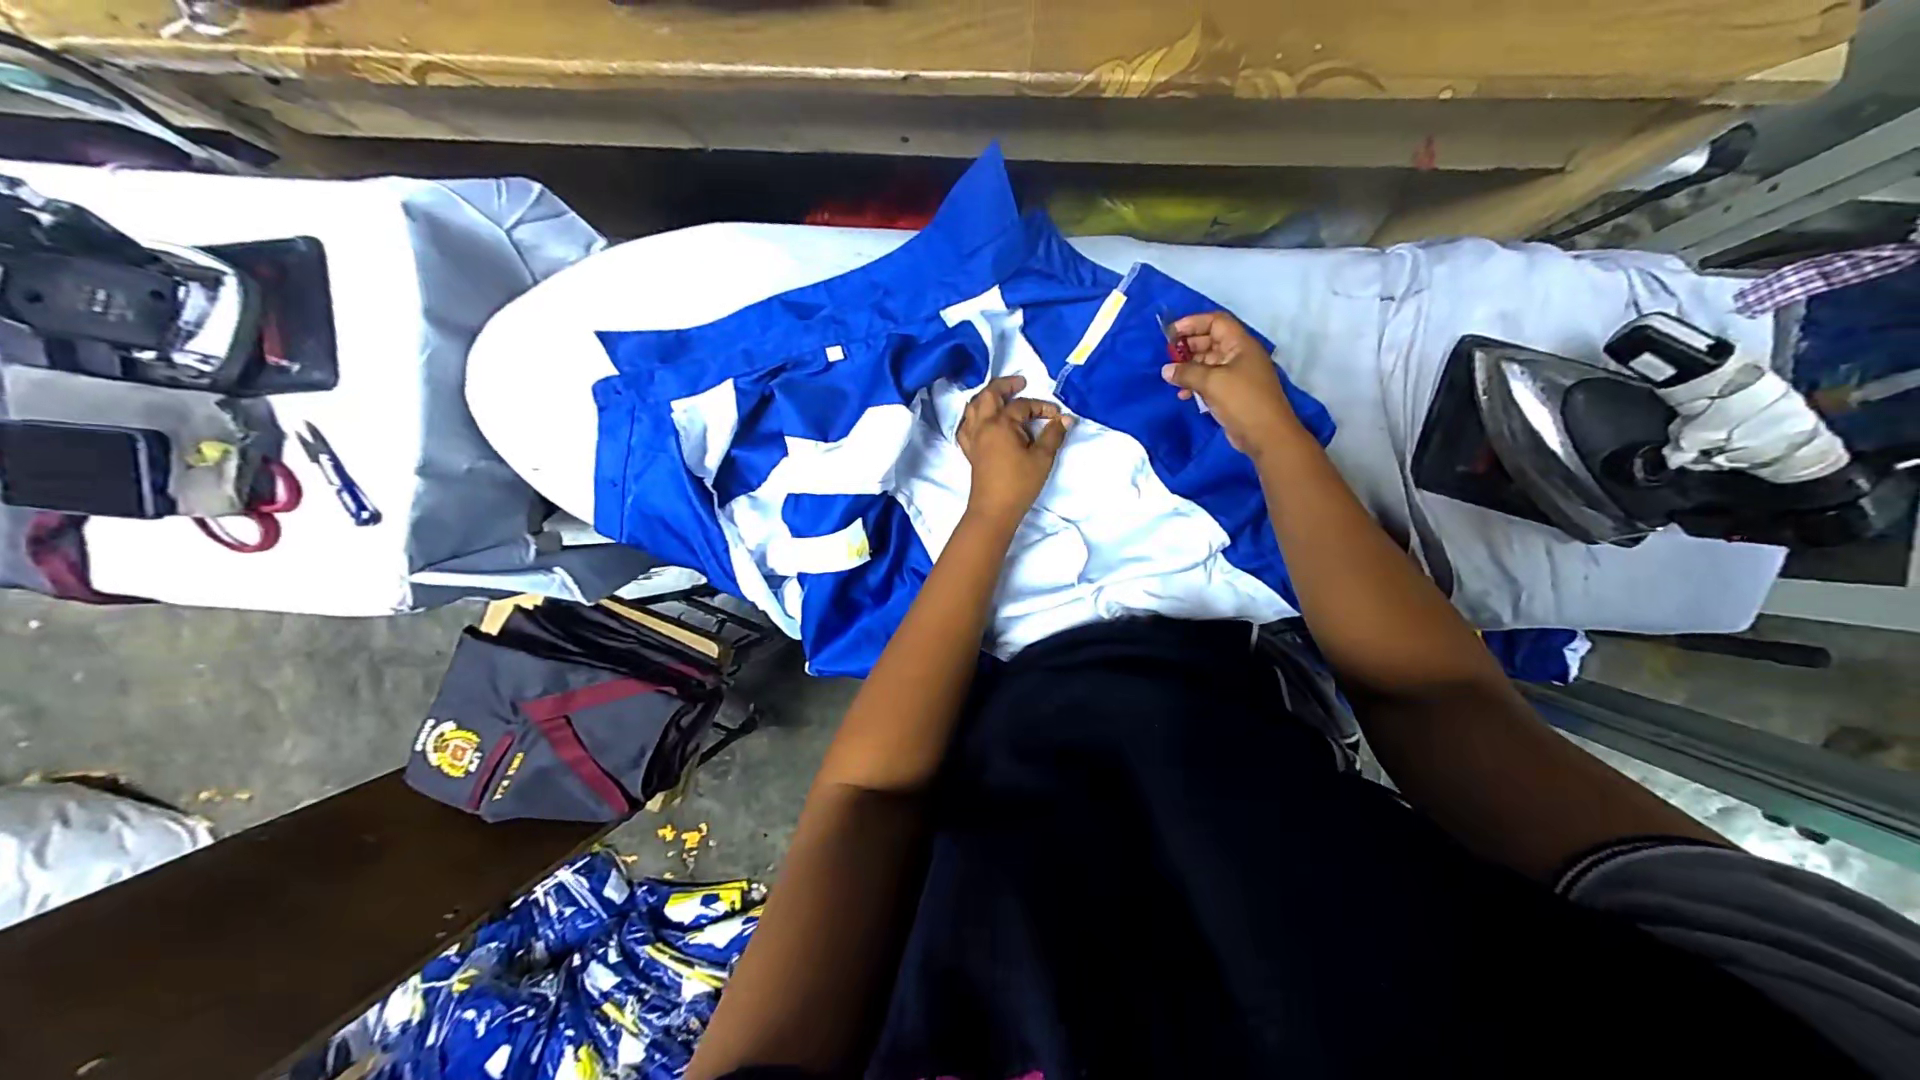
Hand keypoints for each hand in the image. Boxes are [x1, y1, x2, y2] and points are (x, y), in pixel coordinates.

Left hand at [956, 374, 1072, 526]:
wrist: (994, 509)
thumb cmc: (1020, 483)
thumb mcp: (1042, 458)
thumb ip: (1053, 435)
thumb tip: (1065, 419)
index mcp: (1000, 423)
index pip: (1022, 406)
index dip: (1041, 407)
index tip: (1056, 415)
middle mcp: (983, 425)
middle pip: (989, 394)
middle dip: (1005, 385)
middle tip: (1020, 382)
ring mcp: (973, 437)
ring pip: (973, 406)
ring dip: (987, 396)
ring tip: (1001, 396)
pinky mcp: (969, 449)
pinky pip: (966, 424)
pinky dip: (973, 416)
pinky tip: (981, 419)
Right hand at [1162, 312, 1303, 458]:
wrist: (1266, 435)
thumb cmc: (1242, 401)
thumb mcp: (1212, 382)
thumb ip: (1186, 372)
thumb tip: (1166, 370)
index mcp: (1240, 344)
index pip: (1215, 322)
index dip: (1192, 323)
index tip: (1170, 333)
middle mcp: (1239, 355)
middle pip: (1210, 340)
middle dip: (1188, 346)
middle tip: (1168, 356)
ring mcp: (1236, 374)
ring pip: (1208, 362)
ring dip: (1189, 367)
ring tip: (1172, 377)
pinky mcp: (1231, 393)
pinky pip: (1209, 381)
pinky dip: (1195, 384)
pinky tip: (1182, 394)